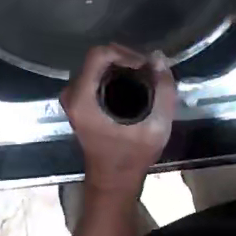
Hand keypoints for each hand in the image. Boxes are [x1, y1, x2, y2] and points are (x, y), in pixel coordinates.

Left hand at [62, 44, 174, 193]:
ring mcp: (73, 97)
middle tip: (149, 71)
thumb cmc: (132, 157)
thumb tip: (158, 57)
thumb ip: (163, 91)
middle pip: (98, 58)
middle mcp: (72, 93)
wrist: (113, 181)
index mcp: (82, 99)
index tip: (145, 66)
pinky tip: (134, 85)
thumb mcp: (156, 127)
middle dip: (126, 59)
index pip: (99, 55)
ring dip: (122, 66)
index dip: (125, 53)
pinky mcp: (79, 101)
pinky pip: (96, 75)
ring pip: (97, 65)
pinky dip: (115, 74)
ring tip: (145, 78)